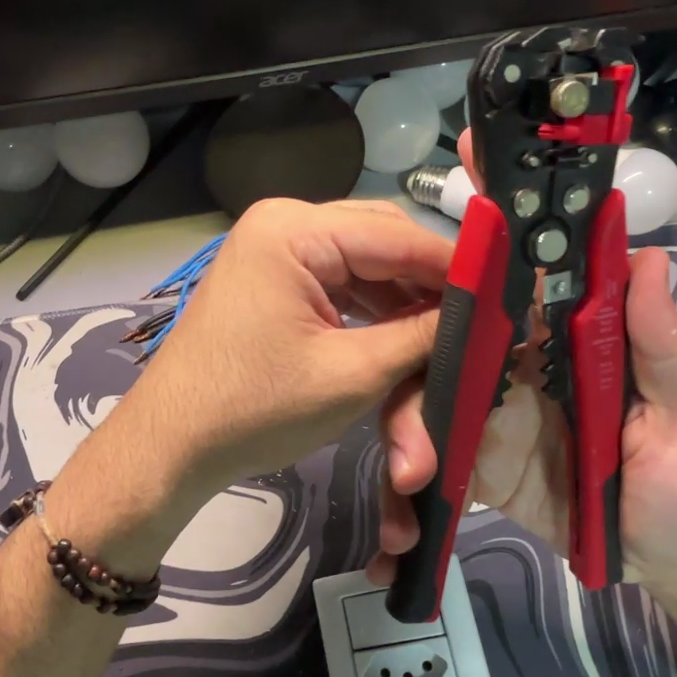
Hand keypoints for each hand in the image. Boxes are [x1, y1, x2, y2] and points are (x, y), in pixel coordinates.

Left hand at [113, 198, 453, 508]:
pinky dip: (373, 324)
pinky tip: (404, 353)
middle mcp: (285, 228)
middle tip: (475, 330)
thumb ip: (424, 335)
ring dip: (402, 317)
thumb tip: (481, 312)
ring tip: (444, 353)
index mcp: (294, 230)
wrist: (172, 448)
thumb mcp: (352, 374)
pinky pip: (341, 294)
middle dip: (427, 295)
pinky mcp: (275, 289)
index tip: (505, 296)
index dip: (455, 267)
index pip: (397, 235)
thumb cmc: (255, 409)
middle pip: (383, 249)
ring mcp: (276, 258)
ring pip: (366, 276)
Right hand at [368, 133, 676, 595]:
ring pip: (425, 385)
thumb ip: (666, 349)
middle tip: (395, 361)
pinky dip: (406, 473)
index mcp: (572, 334)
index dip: (500, 214)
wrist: (668, 568)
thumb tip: (647, 256)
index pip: (532, 265)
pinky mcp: (471, 459)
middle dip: (413, 321)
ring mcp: (489, 408)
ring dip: (406, 424)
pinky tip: (400, 513)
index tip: (472, 156)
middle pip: (454, 318)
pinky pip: (427, 450)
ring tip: (409, 477)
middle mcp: (520, 358)